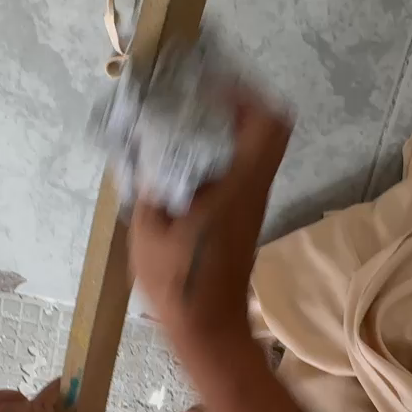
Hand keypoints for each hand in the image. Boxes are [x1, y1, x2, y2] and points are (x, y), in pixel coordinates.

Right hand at [130, 81, 290, 344]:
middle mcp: (252, 189)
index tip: (210, 84)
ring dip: (226, 127)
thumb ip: (147, 184)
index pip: (267, 124)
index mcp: (237, 187)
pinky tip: (180, 160)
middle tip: (197, 97)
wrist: (206, 327)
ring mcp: (250, 203)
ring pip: (254, 148)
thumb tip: (144, 151)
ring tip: (184, 121)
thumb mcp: (148, 229)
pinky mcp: (241, 217)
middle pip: (267, 128)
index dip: (246, 93)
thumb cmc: (178, 281)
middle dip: (237, 103)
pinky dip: (217, 153)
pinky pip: (239, 168)